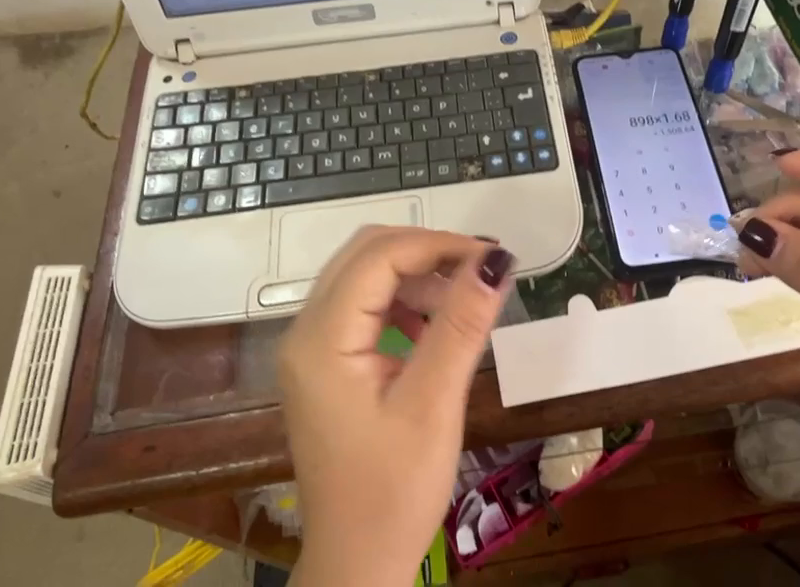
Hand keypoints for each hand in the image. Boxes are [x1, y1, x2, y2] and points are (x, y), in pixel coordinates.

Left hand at [279, 226, 513, 586]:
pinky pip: (362, 307)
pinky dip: (401, 302)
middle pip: (365, 255)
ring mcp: (311, 348)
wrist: (357, 562)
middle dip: (426, 252)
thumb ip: (460, 325)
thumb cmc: (394, 492)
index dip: (438, 245)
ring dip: (416, 276)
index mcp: (321, 339)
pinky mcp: (324, 364)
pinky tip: (433, 327)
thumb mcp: (433, 405)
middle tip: (481, 270)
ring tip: (464, 301)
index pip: (379, 256)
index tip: (493, 257)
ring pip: (364, 276)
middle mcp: (305, 332)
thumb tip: (495, 260)